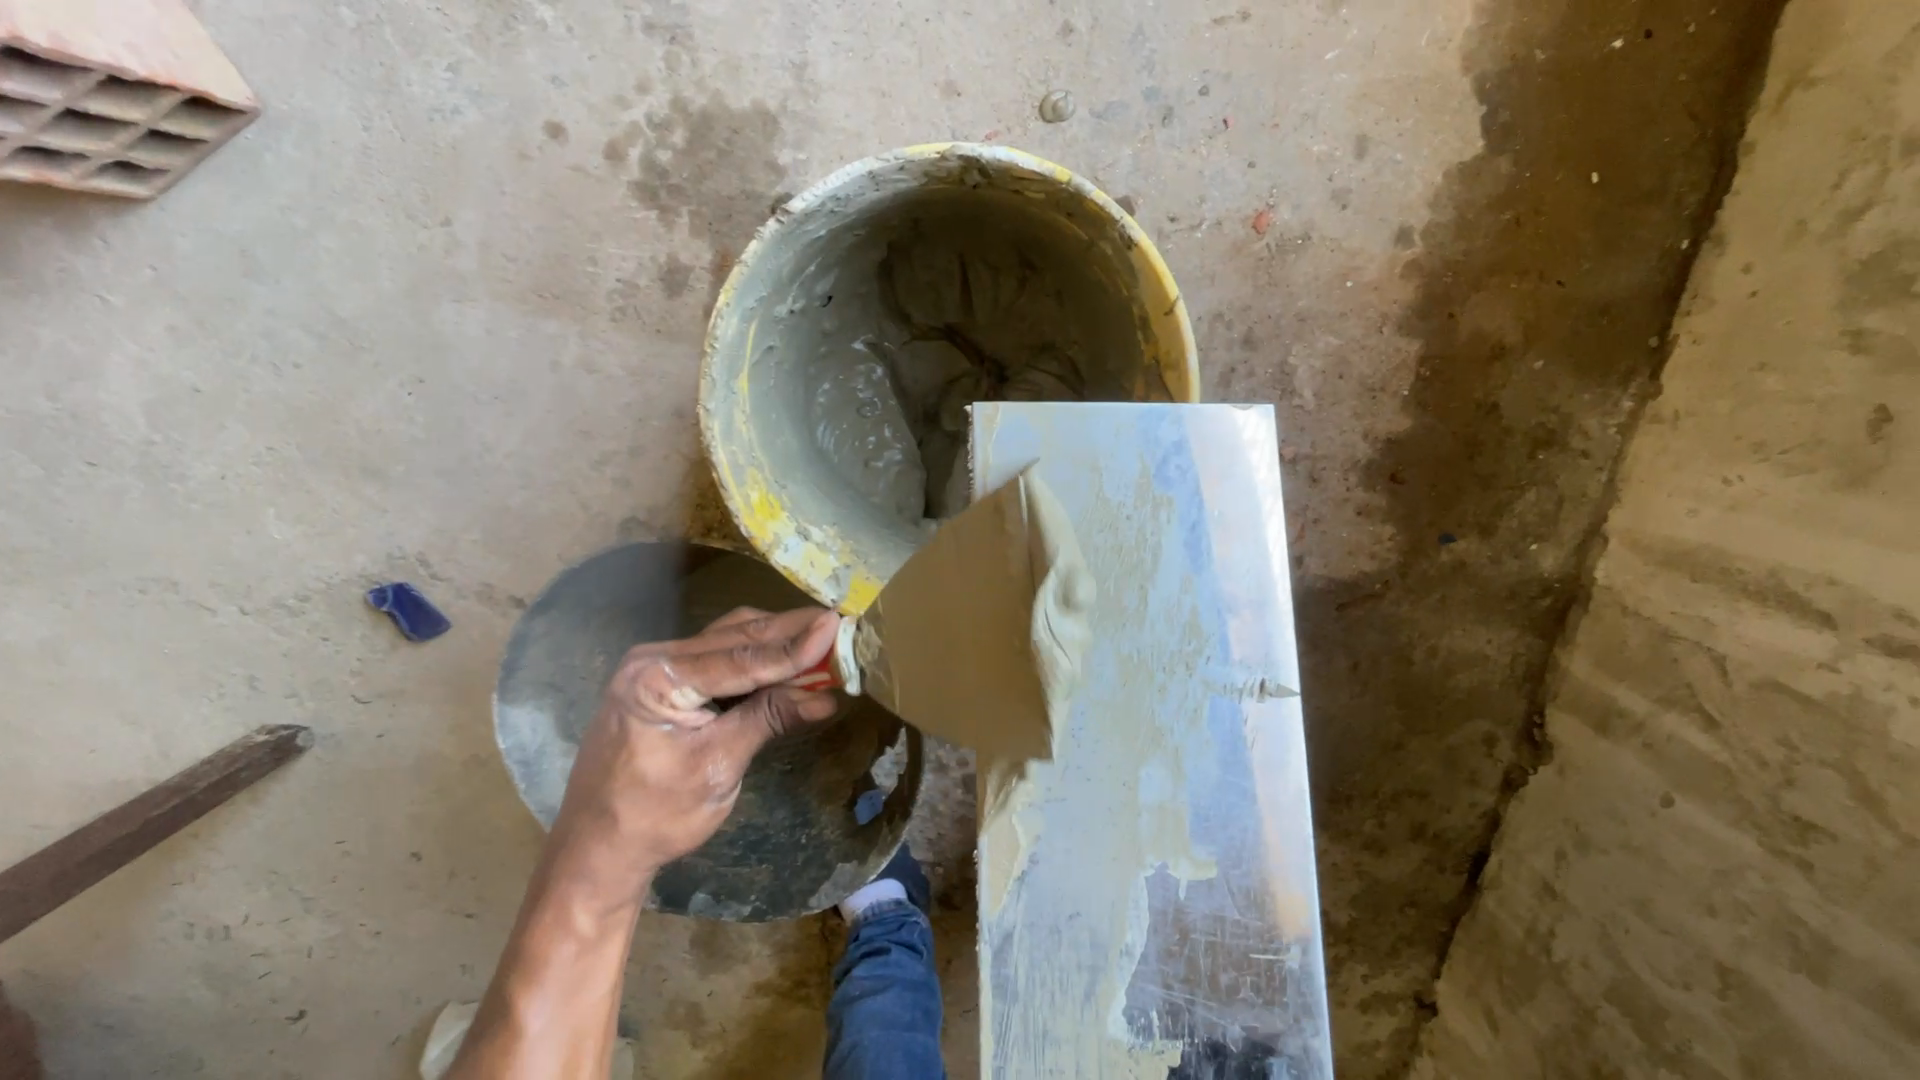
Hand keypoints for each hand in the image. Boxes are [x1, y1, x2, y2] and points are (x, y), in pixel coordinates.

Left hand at [546, 605, 842, 902]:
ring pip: (728, 640)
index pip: (740, 657)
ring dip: (776, 639)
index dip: (793, 646)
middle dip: (790, 632)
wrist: (597, 848)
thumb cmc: (654, 816)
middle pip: (735, 636)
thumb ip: (768, 720)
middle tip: (840, 623)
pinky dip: (756, 657)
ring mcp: (657, 667)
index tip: (836, 626)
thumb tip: (827, 697)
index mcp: (656, 678)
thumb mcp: (717, 768)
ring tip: (824, 635)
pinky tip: (787, 658)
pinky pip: (718, 657)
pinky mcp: (665, 682)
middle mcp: (654, 658)